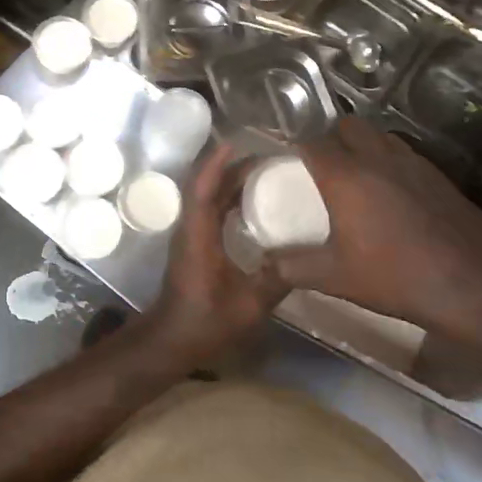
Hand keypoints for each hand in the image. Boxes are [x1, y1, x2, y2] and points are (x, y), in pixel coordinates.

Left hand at [145, 141, 289, 366]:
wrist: (171, 340)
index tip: (237, 141)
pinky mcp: (194, 246)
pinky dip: (227, 198)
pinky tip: (253, 201)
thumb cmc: (205, 323)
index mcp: (198, 237)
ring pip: (206, 198)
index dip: (216, 163)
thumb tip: (310, 258)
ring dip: (229, 181)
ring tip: (265, 170)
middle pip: (205, 187)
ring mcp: (190, 237)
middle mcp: (190, 230)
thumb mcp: (249, 305)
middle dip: (232, 167)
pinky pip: (209, 211)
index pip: (203, 189)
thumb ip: (278, 279)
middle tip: (268, 155)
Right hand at [266, 117, 481, 364]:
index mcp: (347, 177)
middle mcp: (379, 159)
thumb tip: (264, 265)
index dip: (293, 144)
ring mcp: (414, 164)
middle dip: (328, 136)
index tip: (281, 157)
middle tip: (316, 163)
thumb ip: (292, 267)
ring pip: (379, 135)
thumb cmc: (395, 277)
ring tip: (349, 172)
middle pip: (347, 126)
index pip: (311, 142)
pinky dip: (386, 159)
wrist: (475, 286)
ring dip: (360, 144)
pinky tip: (385, 190)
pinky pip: (403, 153)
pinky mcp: (438, 177)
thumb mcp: (334, 277)